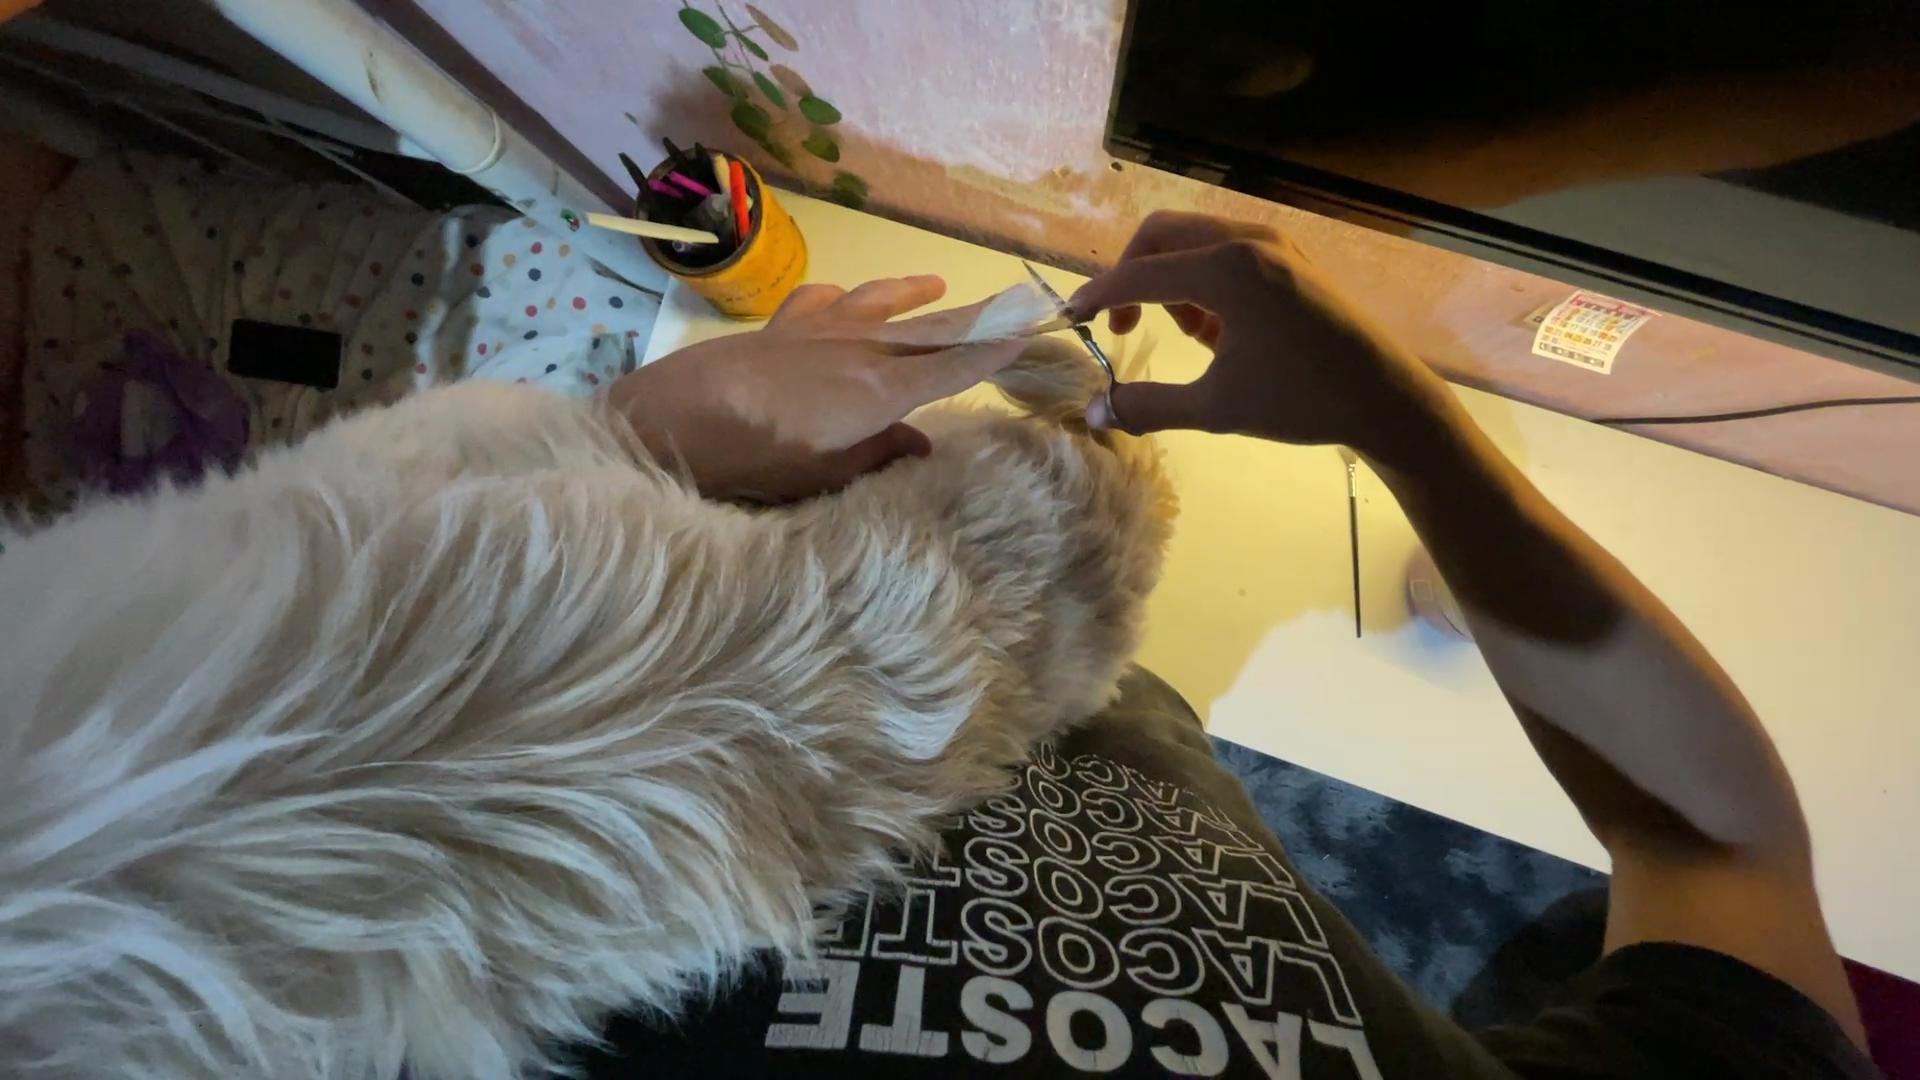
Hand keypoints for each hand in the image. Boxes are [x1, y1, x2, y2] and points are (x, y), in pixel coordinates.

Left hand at [608, 276, 1023, 501]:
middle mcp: (863, 349)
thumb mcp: (833, 471)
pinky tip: (844, 299)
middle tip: (1014, 299)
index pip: (955, 365)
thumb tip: (920, 446)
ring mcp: (824, 329)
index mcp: (883, 391)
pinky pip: (824, 300)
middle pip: (933, 328)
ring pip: (883, 302)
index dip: (995, 350)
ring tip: (937, 285)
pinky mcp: (786, 324)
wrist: (682, 418)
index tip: (1031, 332)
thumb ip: (882, 453)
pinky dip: (842, 297)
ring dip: (914, 292)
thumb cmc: (764, 458)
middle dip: (978, 315)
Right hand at [1069, 211, 1452, 462]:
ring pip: (1191, 240)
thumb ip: (1146, 406)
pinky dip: (1200, 281)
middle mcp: (1248, 240)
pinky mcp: (1288, 254)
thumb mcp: (1214, 409)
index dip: (1098, 295)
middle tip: (1124, 327)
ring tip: (1187, 337)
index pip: (1139, 273)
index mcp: (1228, 270)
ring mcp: (1273, 242)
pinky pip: (1222, 250)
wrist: (1385, 397)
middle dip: (1129, 277)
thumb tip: (1092, 413)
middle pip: (1160, 235)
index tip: (1072, 317)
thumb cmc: (1299, 401)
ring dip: (1168, 281)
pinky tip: (1217, 330)